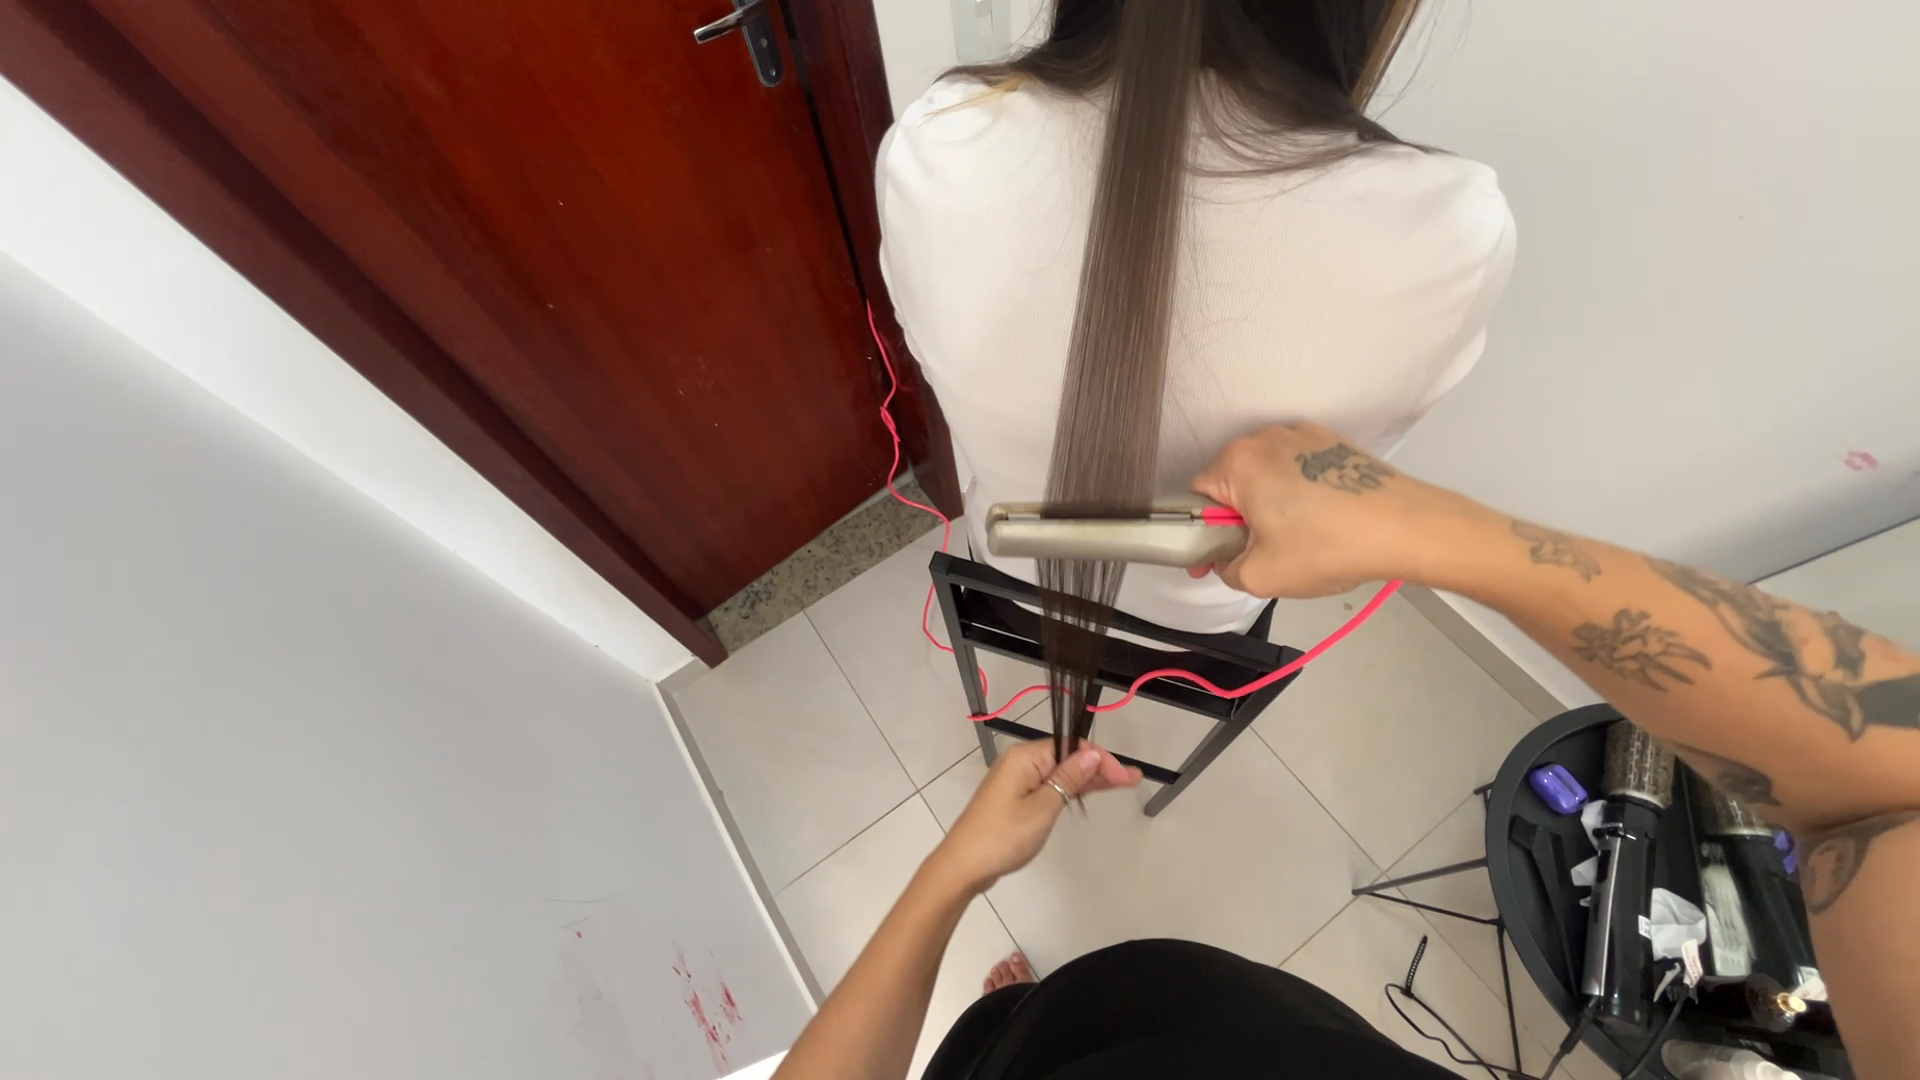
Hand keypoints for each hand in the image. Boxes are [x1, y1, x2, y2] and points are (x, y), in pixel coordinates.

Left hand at [925, 740, 1139, 893]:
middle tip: (1132, 779)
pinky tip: (1086, 794)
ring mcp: (1016, 781)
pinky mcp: (1014, 799)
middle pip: (1066, 758)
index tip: (1125, 777)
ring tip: (1121, 784)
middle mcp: (1020, 762)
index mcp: (1025, 757)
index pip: (1071, 747)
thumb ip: (1069, 779)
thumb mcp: (1043, 807)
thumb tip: (1091, 753)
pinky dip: (1068, 790)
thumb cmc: (1004, 835)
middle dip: (1099, 767)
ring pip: (1059, 773)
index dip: (1100, 758)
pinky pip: (1048, 787)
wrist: (963, 865)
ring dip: (1087, 779)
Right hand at [1189, 422, 1474, 597]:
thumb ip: (1223, 569)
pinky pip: (1297, 470)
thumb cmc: (1327, 547)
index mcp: (1237, 462)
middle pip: (1230, 485)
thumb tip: (1225, 560)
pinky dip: (1298, 495)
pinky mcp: (1333, 443)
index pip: (1196, 498)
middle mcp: (1264, 438)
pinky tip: (1320, 523)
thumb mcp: (1259, 576)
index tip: (1217, 560)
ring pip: (1265, 478)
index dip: (1201, 534)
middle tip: (1260, 554)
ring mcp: (1302, 435)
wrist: (1407, 529)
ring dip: (1267, 507)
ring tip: (1295, 540)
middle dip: (1236, 520)